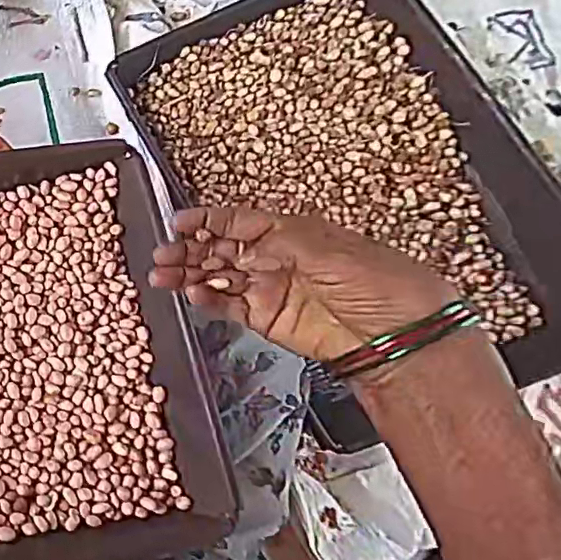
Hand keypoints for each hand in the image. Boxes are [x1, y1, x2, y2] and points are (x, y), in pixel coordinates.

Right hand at [149, 206, 459, 365]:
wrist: (399, 338)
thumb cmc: (380, 285)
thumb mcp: (331, 252)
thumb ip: (279, 243)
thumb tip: (239, 244)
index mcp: (291, 234)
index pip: (239, 223)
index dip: (207, 221)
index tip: (178, 222)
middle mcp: (274, 259)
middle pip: (220, 250)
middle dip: (189, 250)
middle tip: (162, 254)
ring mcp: (266, 289)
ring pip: (216, 277)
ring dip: (188, 275)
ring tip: (161, 277)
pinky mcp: (263, 317)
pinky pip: (225, 306)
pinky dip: (205, 300)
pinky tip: (191, 295)